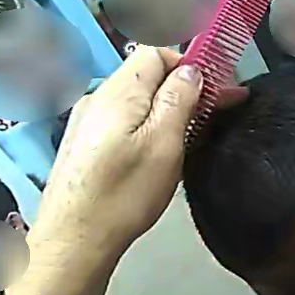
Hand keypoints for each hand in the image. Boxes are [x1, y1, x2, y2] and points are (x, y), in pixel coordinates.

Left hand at [10, 47, 200, 294]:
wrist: (74, 241)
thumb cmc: (125, 193)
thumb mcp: (164, 143)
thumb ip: (179, 99)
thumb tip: (192, 69)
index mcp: (119, 92)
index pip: (158, 53)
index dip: (191, 64)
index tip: (219, 88)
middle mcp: (99, 98)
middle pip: (147, 74)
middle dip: (186, 86)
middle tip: (220, 109)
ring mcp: (88, 121)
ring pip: (138, 98)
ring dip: (170, 105)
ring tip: (197, 129)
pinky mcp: (85, 143)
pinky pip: (125, 117)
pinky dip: (151, 121)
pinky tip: (164, 146)